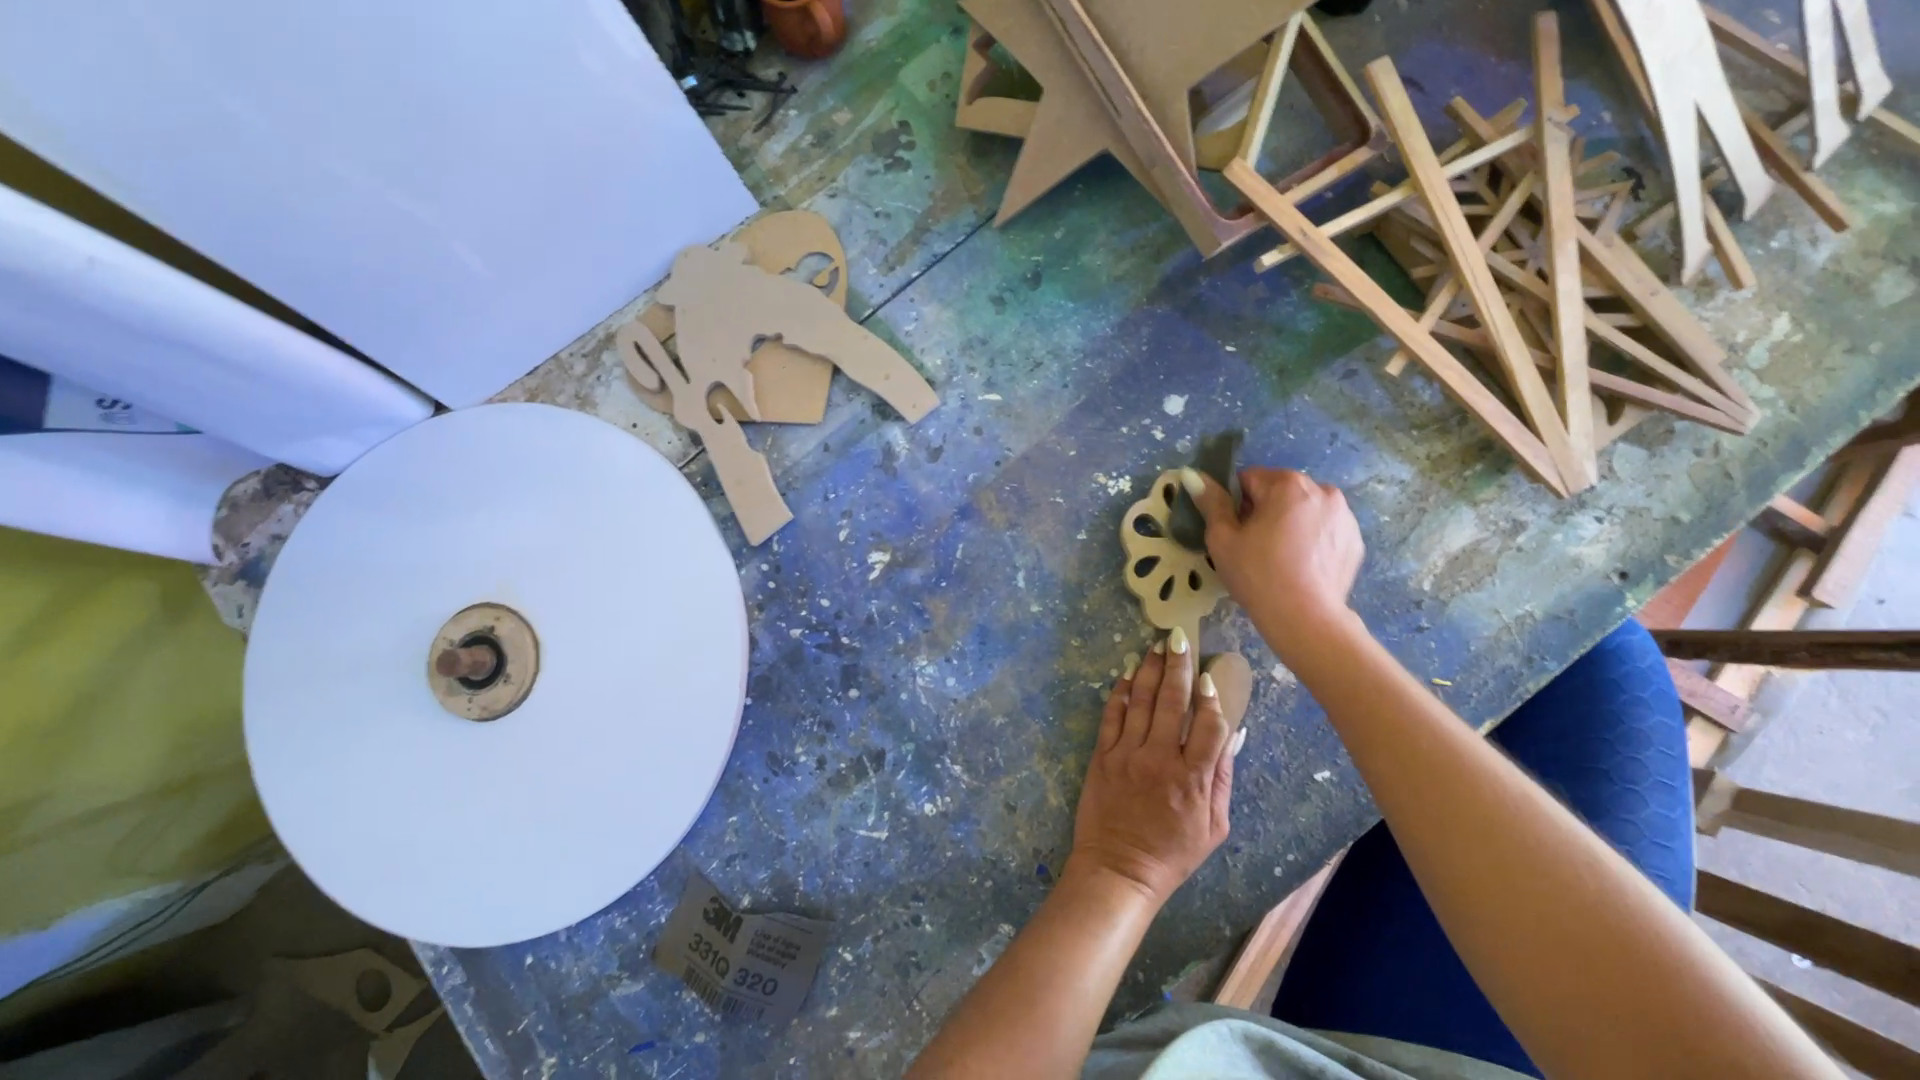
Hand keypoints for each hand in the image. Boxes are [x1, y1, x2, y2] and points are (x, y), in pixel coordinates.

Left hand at [1068, 632, 1238, 906]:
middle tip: (1179, 638)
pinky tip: (1127, 673)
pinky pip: (1112, 716)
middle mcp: (1160, 759)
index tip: (1209, 675)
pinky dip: (1120, 692)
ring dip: (1149, 670)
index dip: (1211, 697)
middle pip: (1172, 702)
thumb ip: (1222, 777)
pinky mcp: (1102, 756)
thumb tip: (1235, 735)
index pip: (1207, 724)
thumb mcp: (1215, 825)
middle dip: (1177, 666)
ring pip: (1140, 701)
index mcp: (1193, 778)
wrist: (1119, 870)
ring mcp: (1127, 755)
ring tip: (1156, 646)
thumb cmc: (1173, 853)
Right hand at [1182, 466, 1363, 654]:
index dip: (1235, 504)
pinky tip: (1302, 567)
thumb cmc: (1258, 575)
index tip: (1235, 532)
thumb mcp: (1222, 539)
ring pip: (1304, 510)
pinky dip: (1312, 540)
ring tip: (1281, 559)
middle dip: (1265, 512)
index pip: (1249, 479)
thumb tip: (1194, 477)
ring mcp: (1344, 515)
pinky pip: (1325, 530)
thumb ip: (1211, 502)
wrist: (1305, 619)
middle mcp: (1322, 490)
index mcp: (1287, 484)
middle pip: (1280, 492)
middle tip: (1254, 548)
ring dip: (1290, 524)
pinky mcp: (1355, 540)